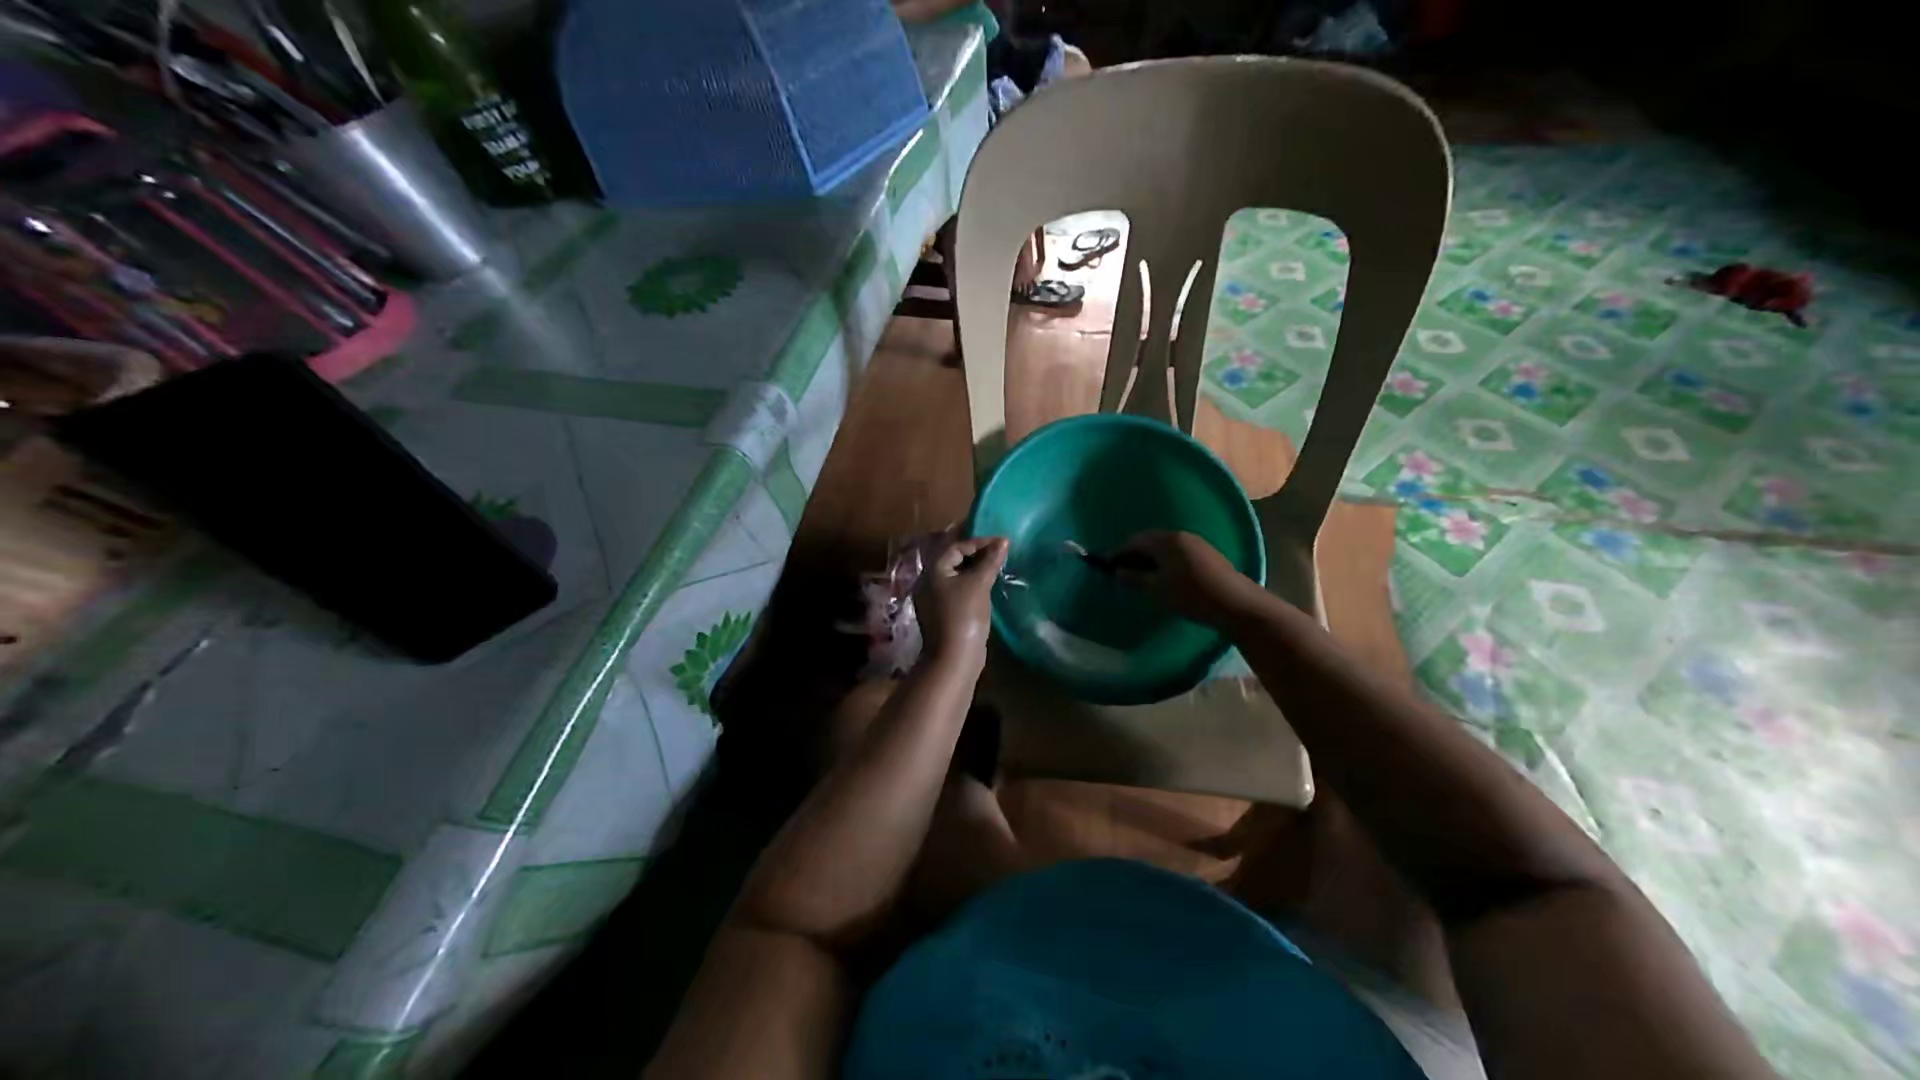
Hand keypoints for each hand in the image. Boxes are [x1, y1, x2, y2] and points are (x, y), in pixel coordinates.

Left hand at [915, 535, 1008, 663]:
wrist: (954, 658)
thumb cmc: (964, 616)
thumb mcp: (979, 584)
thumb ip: (990, 560)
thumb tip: (1003, 541)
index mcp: (932, 571)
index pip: (954, 546)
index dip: (978, 541)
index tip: (1001, 542)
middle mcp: (928, 581)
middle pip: (951, 558)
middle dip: (974, 551)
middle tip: (996, 547)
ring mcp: (934, 599)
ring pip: (954, 574)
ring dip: (973, 567)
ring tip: (995, 562)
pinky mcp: (943, 613)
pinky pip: (957, 589)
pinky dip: (971, 582)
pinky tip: (987, 584)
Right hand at [1113, 530, 1263, 626]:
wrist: (1235, 603)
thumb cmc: (1190, 595)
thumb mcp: (1156, 590)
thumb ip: (1134, 578)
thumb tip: (1119, 571)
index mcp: (1165, 540)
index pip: (1134, 541)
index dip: (1119, 553)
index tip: (1107, 566)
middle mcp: (1180, 536)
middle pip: (1151, 541)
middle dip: (1135, 555)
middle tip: (1123, 572)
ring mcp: (1197, 544)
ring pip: (1166, 547)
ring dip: (1151, 559)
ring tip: (1143, 577)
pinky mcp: (1208, 555)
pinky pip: (1178, 553)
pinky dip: (1166, 562)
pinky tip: (1166, 578)